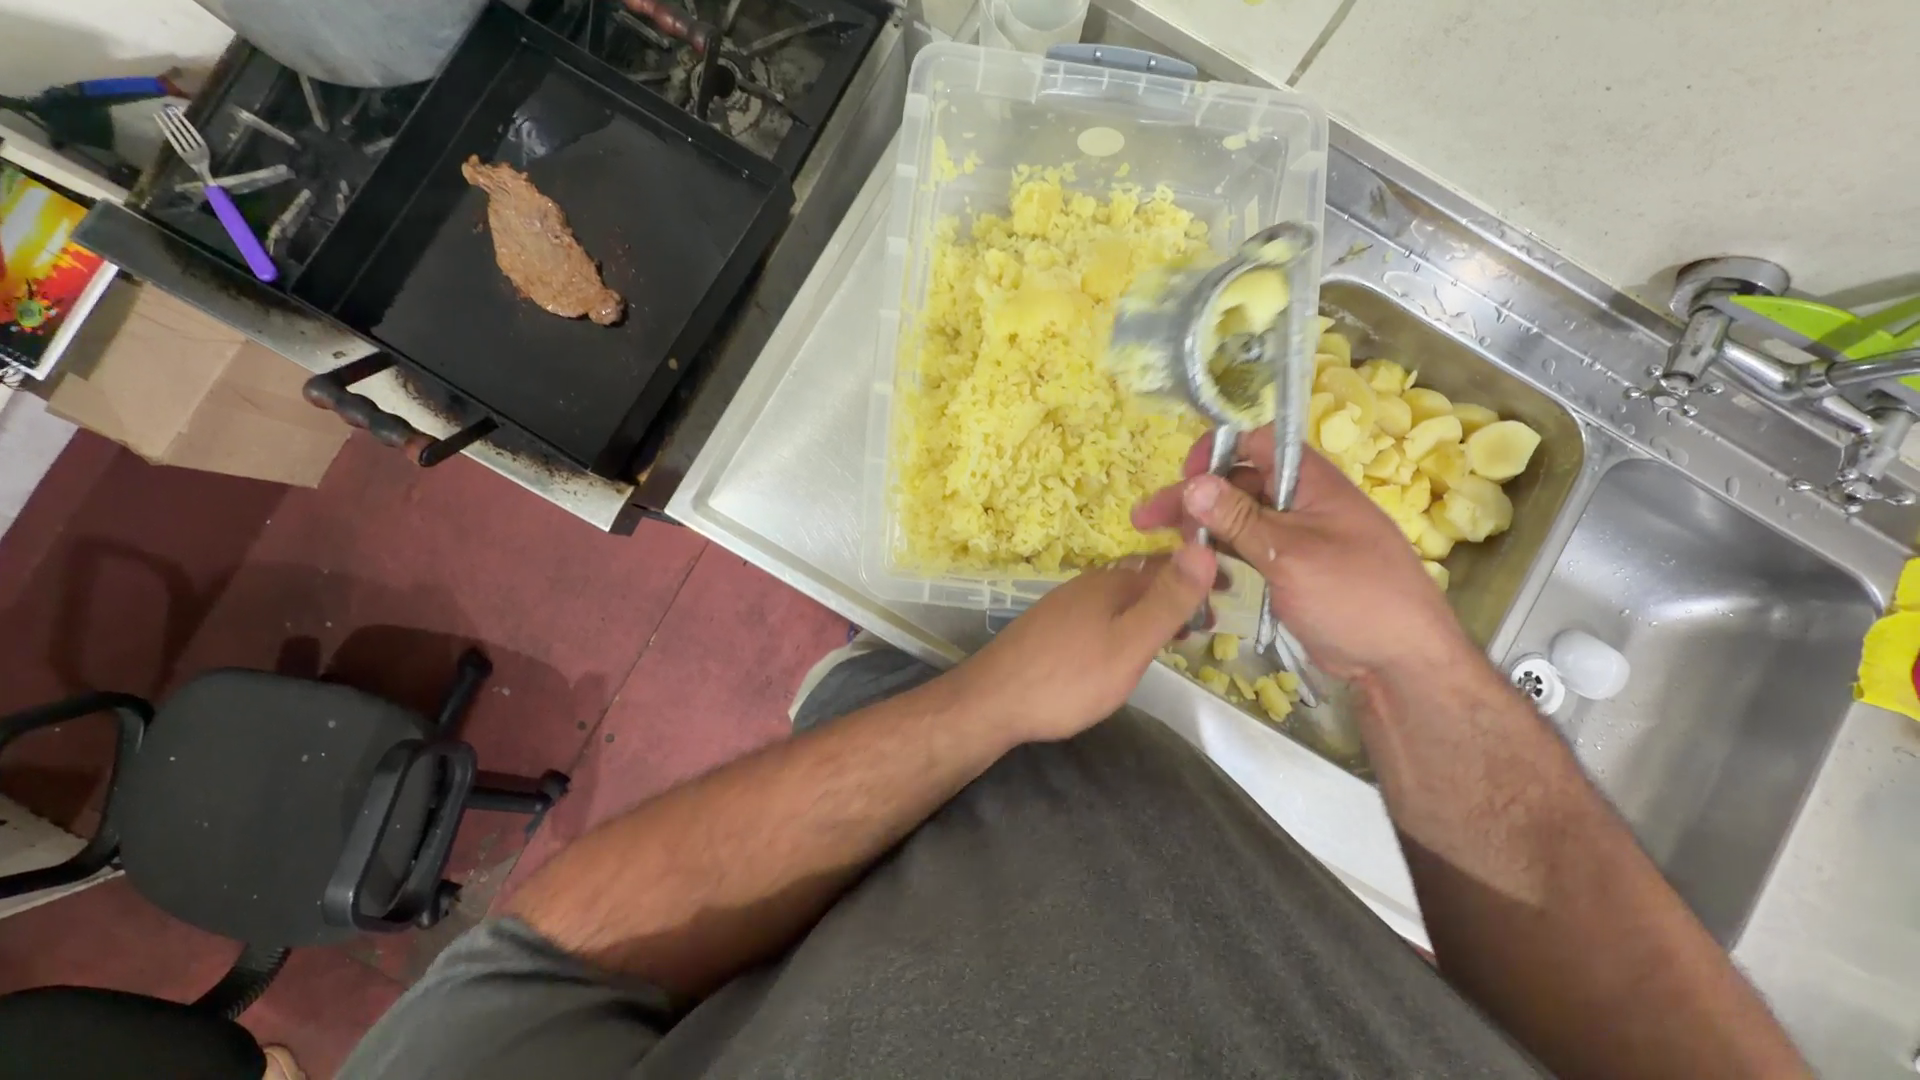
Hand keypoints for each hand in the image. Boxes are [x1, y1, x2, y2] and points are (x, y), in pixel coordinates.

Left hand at [941, 544, 1218, 743]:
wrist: (991, 702)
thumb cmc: (1068, 678)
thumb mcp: (1129, 643)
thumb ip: (1167, 601)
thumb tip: (1204, 546)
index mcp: (1112, 584)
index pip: (1168, 566)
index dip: (1201, 575)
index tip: (1231, 591)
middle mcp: (1088, 585)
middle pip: (1143, 579)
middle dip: (1178, 593)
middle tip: (1208, 620)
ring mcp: (1065, 605)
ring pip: (1121, 597)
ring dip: (1152, 609)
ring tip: (1175, 635)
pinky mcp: (1050, 627)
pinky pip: (1101, 613)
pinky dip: (1126, 622)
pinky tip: (1123, 646)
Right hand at [1132, 427, 1474, 684]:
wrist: (1401, 659)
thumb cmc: (1354, 596)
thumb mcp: (1290, 554)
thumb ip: (1239, 519)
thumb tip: (1191, 484)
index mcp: (1311, 481)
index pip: (1257, 444)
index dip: (1217, 453)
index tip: (1183, 478)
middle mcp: (1302, 501)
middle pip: (1238, 483)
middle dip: (1193, 497)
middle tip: (1146, 521)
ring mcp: (1297, 536)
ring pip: (1239, 518)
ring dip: (1201, 526)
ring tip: (1160, 543)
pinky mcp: (1291, 568)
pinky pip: (1247, 548)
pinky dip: (1219, 552)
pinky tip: (1193, 567)